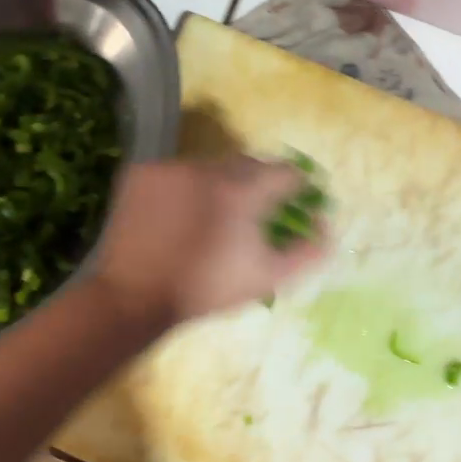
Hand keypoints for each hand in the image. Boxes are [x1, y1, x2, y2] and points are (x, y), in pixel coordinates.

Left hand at [92, 155, 327, 323]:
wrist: (134, 297)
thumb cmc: (205, 290)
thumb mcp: (265, 278)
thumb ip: (305, 252)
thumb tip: (326, 229)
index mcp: (243, 189)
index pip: (285, 171)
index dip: (296, 186)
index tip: (295, 200)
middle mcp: (208, 168)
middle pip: (246, 164)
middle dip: (257, 183)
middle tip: (253, 210)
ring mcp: (170, 168)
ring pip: (207, 167)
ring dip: (216, 184)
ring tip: (210, 216)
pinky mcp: (140, 174)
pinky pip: (173, 173)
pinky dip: (181, 188)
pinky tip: (176, 215)